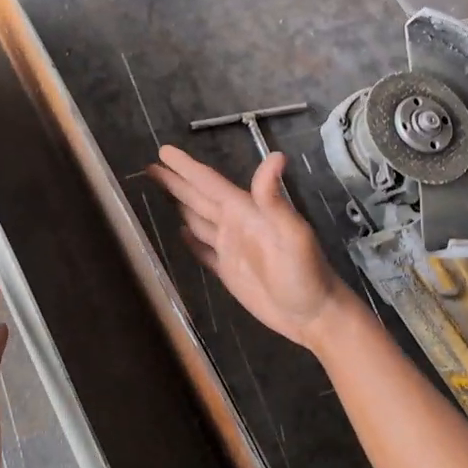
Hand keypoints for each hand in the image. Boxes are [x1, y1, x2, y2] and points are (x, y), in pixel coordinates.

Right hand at [147, 145, 353, 350]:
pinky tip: (180, 232)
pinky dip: (191, 241)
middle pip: (198, 198)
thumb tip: (276, 156)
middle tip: (151, 167)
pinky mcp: (229, 271)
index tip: (163, 152)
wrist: (315, 315)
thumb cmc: (305, 274)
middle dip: (175, 182)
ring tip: (161, 192)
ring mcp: (231, 248)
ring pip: (198, 220)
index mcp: (245, 211)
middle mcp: (235, 224)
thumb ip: (275, 198)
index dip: (186, 168)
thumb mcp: (292, 234)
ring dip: (180, 205)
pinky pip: (203, 251)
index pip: (208, 184)